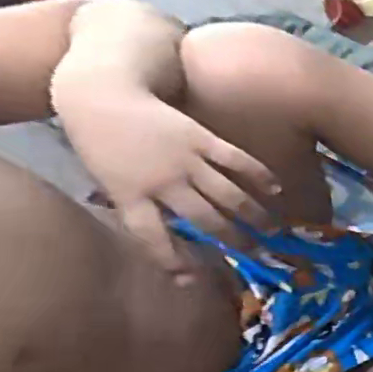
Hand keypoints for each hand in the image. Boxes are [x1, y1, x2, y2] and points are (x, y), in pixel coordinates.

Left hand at [61, 89, 283, 273]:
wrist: (99, 91)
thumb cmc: (98, 138)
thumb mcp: (106, 178)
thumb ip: (135, 204)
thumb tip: (164, 234)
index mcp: (130, 194)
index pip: (153, 237)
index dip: (172, 261)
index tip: (191, 280)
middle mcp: (162, 182)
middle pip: (206, 219)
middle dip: (234, 239)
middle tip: (254, 252)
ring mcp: (184, 159)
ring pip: (228, 195)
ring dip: (254, 214)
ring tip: (271, 227)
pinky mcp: (201, 138)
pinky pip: (236, 160)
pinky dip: (259, 175)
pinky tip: (275, 188)